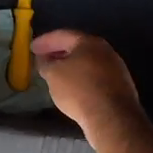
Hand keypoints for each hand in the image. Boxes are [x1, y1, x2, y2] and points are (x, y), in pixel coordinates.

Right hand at [31, 30, 149, 143]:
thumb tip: (43, 59)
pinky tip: (73, 86)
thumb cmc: (78, 90)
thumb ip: (45, 64)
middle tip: (43, 58)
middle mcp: (105, 51)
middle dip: (58, 51)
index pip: (63, 35)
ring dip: (71, 65)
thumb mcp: (53, 75)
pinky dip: (82, 76)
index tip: (32, 48)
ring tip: (56, 73)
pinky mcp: (120, 85)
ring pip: (88, 61)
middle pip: (78, 47)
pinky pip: (95, 75)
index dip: (45, 41)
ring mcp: (115, 68)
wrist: (112, 117)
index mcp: (89, 42)